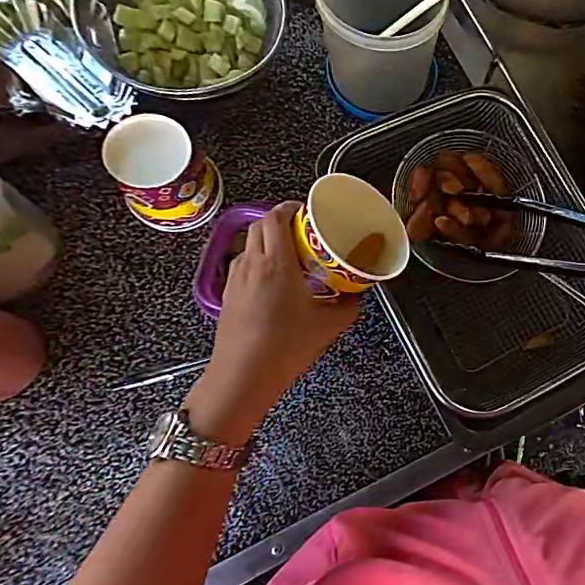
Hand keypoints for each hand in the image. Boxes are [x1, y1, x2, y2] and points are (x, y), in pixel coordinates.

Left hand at [187, 201, 361, 444]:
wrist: (243, 376)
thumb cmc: (283, 349)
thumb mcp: (327, 326)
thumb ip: (348, 306)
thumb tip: (356, 297)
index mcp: (276, 263)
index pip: (276, 218)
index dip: (290, 208)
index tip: (306, 212)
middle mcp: (251, 265)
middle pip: (260, 226)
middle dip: (280, 223)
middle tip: (303, 234)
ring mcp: (235, 280)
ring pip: (250, 246)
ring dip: (268, 244)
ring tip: (291, 259)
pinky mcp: (228, 296)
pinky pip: (243, 268)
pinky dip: (258, 265)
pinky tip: (274, 286)